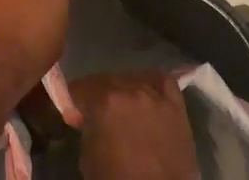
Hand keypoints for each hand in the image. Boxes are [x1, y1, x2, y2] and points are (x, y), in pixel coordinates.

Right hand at [71, 72, 198, 179]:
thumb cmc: (118, 179)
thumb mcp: (88, 158)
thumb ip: (85, 129)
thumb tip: (82, 117)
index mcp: (103, 102)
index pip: (79, 88)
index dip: (73, 102)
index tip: (74, 115)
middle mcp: (128, 89)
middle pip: (104, 80)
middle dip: (96, 97)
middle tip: (97, 116)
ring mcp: (154, 95)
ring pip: (130, 79)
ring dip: (122, 91)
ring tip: (123, 109)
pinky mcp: (175, 105)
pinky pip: (161, 81)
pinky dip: (151, 84)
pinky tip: (147, 94)